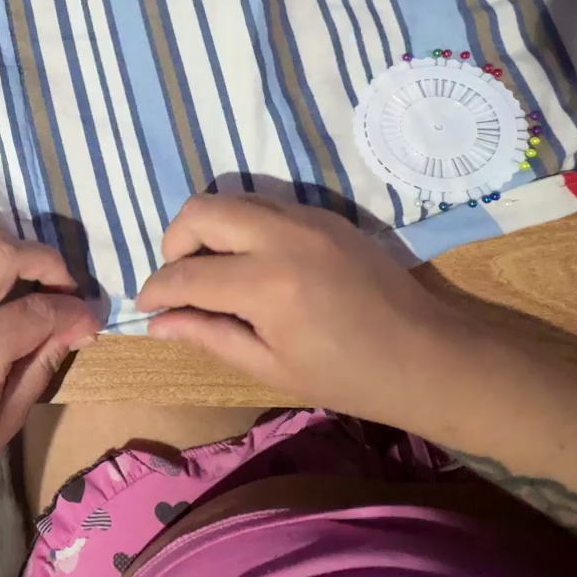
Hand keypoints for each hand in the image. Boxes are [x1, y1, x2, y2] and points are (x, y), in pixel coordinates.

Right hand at [135, 194, 468, 426]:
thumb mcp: (270, 368)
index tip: (145, 305)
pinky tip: (249, 260)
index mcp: (267, 285)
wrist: (432, 357)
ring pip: (229, 198)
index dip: (156, 289)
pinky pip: (262, 203)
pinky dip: (239, 224)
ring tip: (211, 268)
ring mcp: (305, 218)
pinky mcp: (323, 214)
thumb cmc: (349, 378)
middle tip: (179, 279)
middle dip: (174, 243)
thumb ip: (208, 337)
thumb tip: (156, 324)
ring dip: (206, 228)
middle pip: (199, 211)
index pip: (186, 274)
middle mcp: (281, 237)